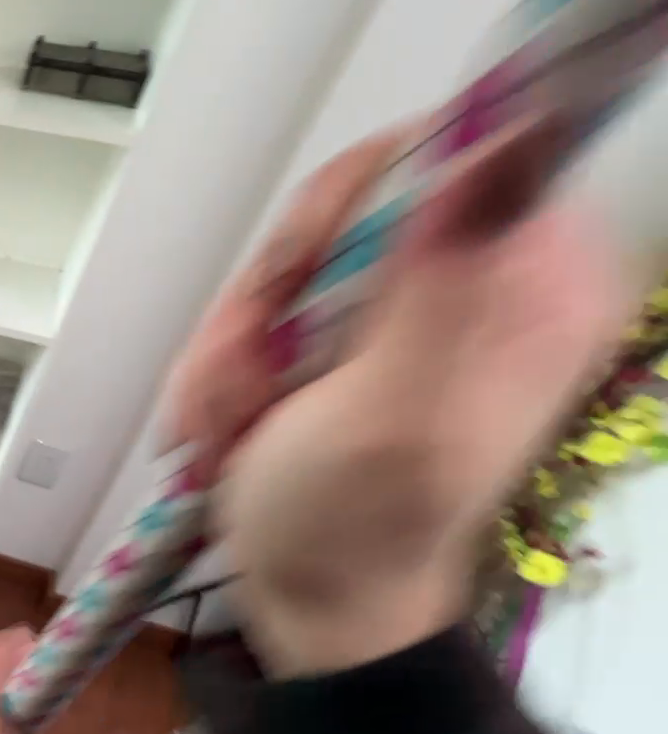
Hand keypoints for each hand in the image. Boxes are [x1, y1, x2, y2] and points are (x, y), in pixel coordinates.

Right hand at [165, 118, 624, 676]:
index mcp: (521, 282)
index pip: (439, 155)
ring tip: (222, 428)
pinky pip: (244, 321)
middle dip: (256, 309)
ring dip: (222, 355)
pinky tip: (217, 429)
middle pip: (330, 219)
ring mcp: (384, 320)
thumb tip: (504, 140)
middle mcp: (461, 283)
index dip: (343, 207)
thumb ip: (442, 286)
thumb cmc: (349, 524)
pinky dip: (212, 375)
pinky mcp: (324, 352)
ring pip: (272, 277)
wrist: (303, 593)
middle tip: (244, 388)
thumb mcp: (394, 414)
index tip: (290, 286)